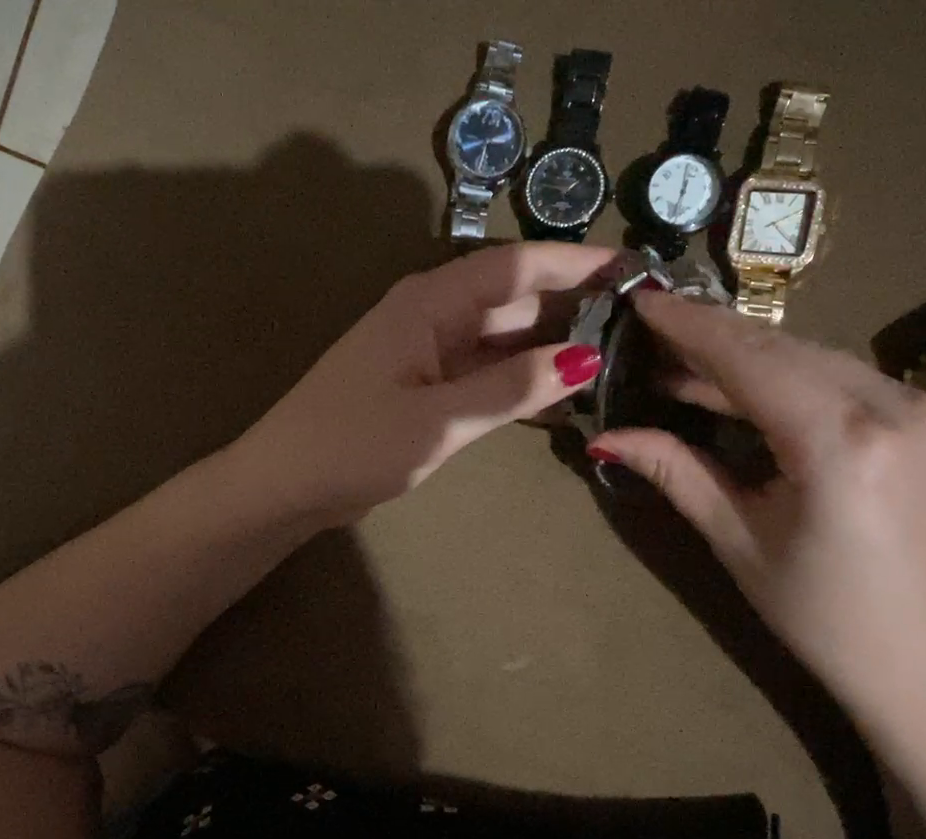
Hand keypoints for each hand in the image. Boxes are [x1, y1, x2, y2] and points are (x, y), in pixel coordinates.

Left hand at [238, 242, 617, 526]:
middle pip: (514, 298)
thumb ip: (512, 388)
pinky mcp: (425, 389)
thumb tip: (587, 357)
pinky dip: (522, 382)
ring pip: (503, 338)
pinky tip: (563, 397)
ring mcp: (428, 353)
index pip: (517, 266)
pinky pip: (486, 373)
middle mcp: (432, 316)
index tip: (637, 270)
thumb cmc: (352, 445)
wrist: (285, 486)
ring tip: (618, 356)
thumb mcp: (439, 420)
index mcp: (429, 302)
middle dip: (573, 306)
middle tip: (641, 322)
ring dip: (551, 346)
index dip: (576, 264)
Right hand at [588, 293, 925, 707]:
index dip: (690, 327)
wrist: (922, 654)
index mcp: (840, 443)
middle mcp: (891, 406)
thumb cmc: (818, 612)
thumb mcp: (737, 539)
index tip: (640, 299)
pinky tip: (744, 383)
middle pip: (782, 349)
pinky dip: (786, 373)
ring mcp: (920, 406)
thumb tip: (604, 435)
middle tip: (649, 328)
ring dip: (747, 354)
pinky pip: (841, 375)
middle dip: (712, 335)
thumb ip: (675, 470)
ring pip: (813, 355)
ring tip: (682, 358)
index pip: (750, 361)